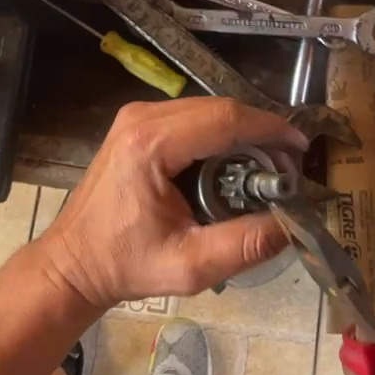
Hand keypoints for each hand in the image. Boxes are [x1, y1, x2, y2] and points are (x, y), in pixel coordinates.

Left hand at [38, 98, 307, 310]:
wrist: (74, 263)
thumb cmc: (125, 265)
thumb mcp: (189, 266)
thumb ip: (244, 245)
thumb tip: (292, 224)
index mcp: (149, 145)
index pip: (224, 119)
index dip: (268, 128)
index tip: (301, 147)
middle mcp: (141, 118)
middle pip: (218, 108)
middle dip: (258, 131)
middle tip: (287, 164)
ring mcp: (136, 116)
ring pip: (206, 109)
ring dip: (240, 131)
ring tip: (266, 165)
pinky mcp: (136, 124)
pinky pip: (191, 117)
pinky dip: (219, 133)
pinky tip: (235, 160)